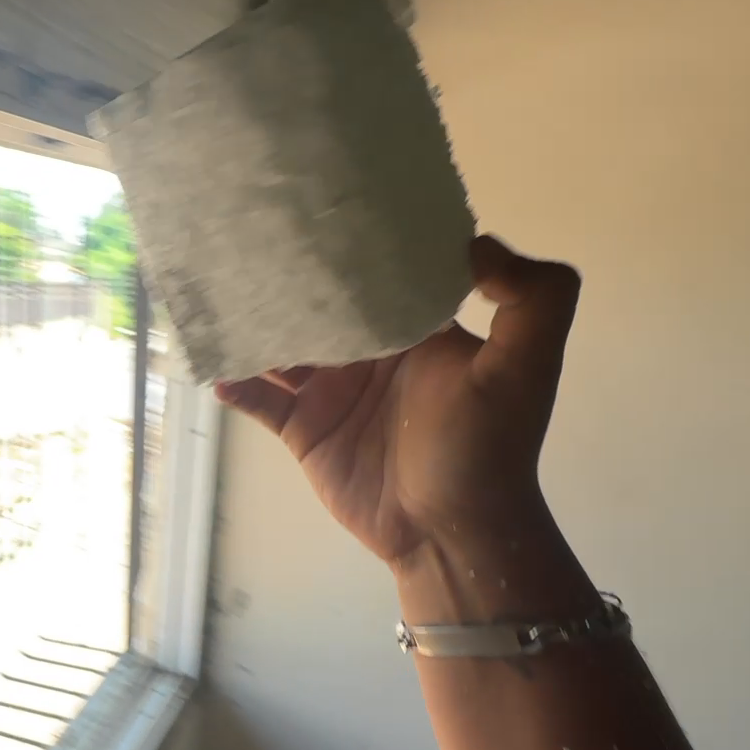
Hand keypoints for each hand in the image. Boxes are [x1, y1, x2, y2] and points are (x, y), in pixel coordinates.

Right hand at [215, 236, 580, 569]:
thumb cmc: (484, 447)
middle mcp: (366, 356)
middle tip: (244, 256)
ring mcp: (329, 393)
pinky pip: (261, 402)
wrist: (445, 529)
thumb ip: (531, 298)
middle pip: (318, 312)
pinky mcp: (302, 429)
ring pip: (281, 353)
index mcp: (414, 333)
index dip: (350, 253)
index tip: (317, 220)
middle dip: (286, 288)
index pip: (377, 282)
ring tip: (218, 310)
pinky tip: (217, 374)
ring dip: (253, 335)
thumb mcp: (524, 367)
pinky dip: (238, 387)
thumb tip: (474, 242)